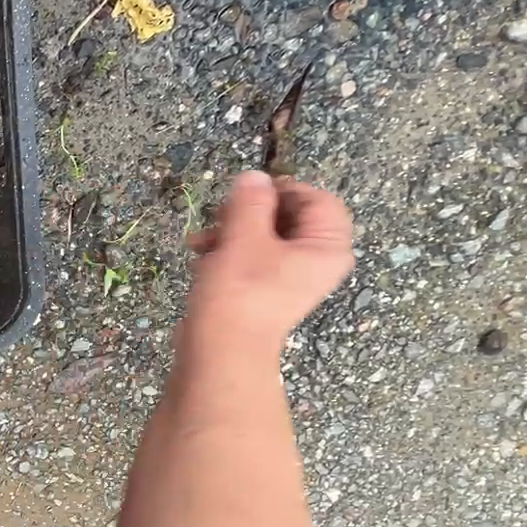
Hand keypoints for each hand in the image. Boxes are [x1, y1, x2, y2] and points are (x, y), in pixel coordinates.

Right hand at [183, 171, 352, 357]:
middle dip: (248, 215)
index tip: (242, 192)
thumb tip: (253, 176)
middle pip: (289, 220)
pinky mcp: (265, 292)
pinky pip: (253, 262)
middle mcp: (318, 261)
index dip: (281, 190)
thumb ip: (249, 205)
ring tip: (198, 242)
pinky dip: (228, 255)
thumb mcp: (242, 241)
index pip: (316, 201)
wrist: (220, 350)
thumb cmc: (237, 293)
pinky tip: (201, 259)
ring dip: (231, 235)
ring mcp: (291, 279)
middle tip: (214, 216)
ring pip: (265, 241)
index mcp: (328, 246)